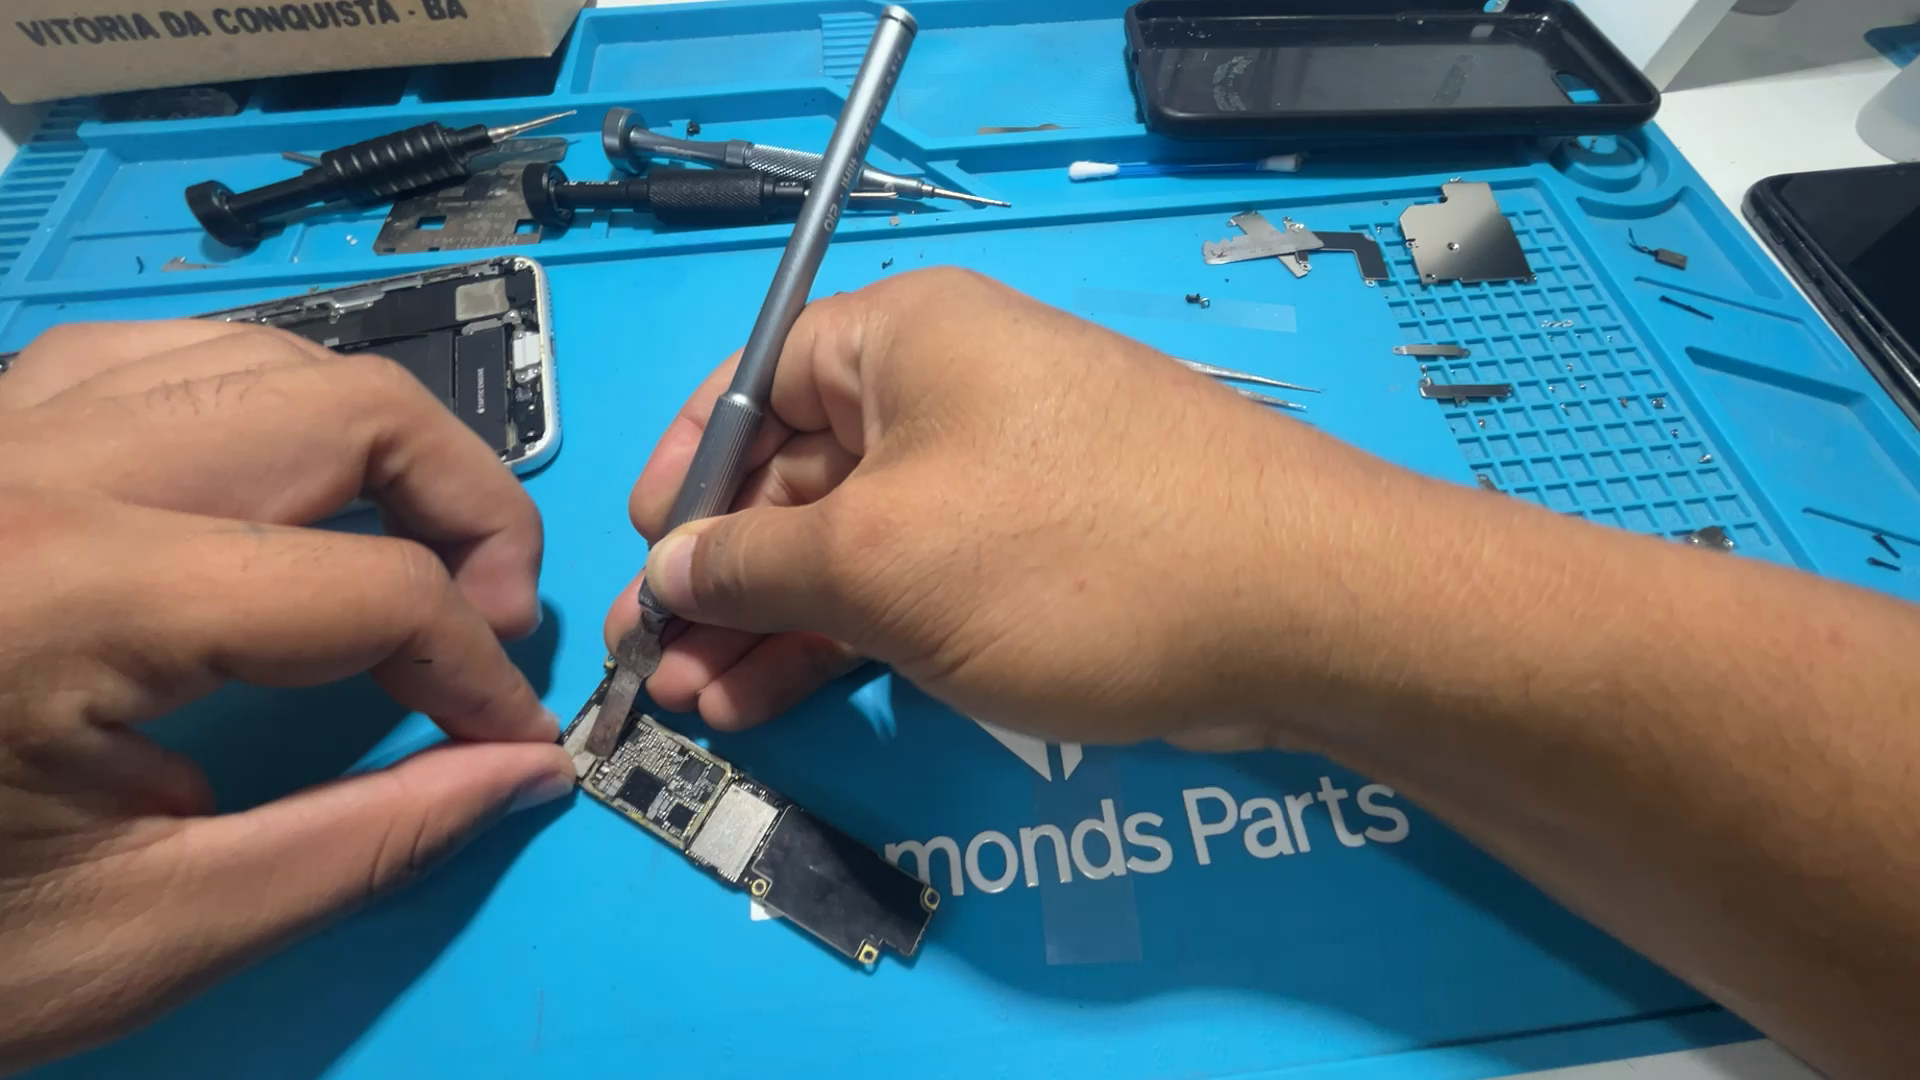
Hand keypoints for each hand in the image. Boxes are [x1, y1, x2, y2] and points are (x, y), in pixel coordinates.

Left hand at [0, 321, 573, 1069]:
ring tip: (419, 549)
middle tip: (495, 613)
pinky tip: (299, 496)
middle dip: (482, 513)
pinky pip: (179, 361)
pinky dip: (286, 417)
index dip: (484, 673)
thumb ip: (373, 841)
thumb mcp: (137, 936)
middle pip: (364, 414)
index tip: (513, 740)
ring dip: (396, 456)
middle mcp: (33, 469)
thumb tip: (531, 774)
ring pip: (281, 364)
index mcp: (68, 594)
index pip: (385, 593)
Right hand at [608, 267, 1439, 747]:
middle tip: (655, 659)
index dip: (691, 468)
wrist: (1288, 613)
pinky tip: (773, 696)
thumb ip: (758, 561)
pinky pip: (907, 589)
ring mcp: (988, 483)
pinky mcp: (1022, 558)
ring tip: (697, 699)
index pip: (759, 386)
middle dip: (725, 574)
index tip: (646, 546)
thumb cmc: (1065, 553)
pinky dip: (843, 642)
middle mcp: (944, 397)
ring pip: (850, 550)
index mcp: (904, 343)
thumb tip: (671, 567)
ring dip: (773, 623)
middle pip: (799, 481)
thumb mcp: (882, 556)